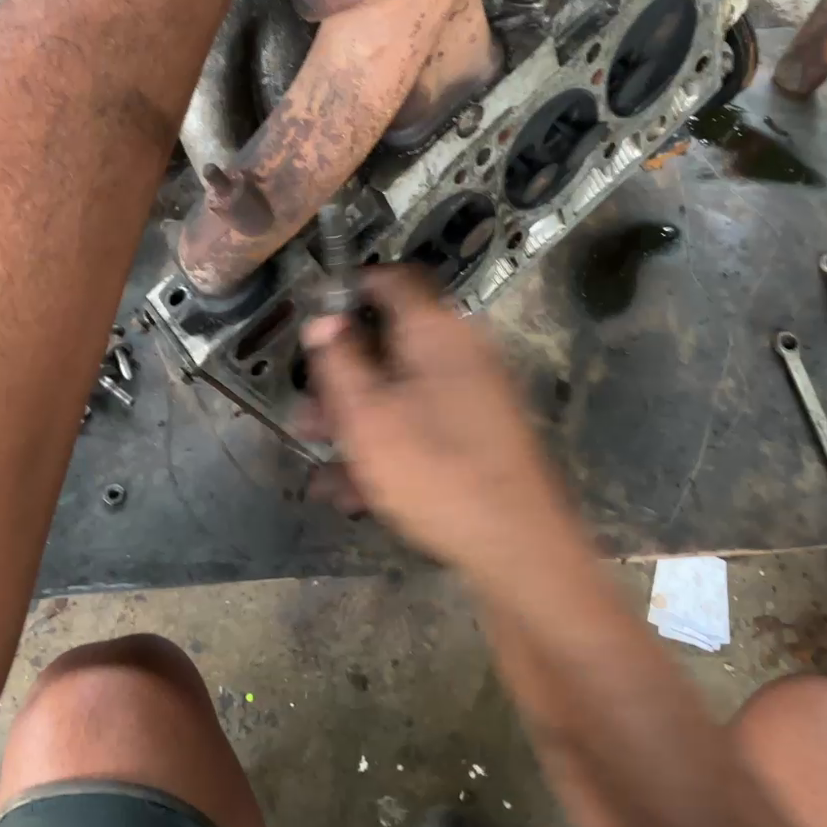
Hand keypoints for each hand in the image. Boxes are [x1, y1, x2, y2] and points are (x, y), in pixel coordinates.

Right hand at [301, 267, 584, 572]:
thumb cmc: (435, 471)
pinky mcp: (481, 436)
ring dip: (358, 423)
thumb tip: (322, 320)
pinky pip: (424, 427)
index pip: (391, 280)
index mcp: (436, 331)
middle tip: (308, 413)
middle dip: (343, 379)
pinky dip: (389, 448)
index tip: (315, 314)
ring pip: (403, 393)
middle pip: (391, 346)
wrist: (519, 546)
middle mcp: (461, 353)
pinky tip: (353, 493)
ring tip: (322, 464)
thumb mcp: (368, 417)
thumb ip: (338, 363)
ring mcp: (475, 396)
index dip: (349, 289)